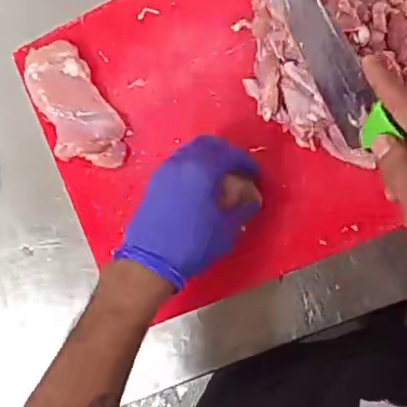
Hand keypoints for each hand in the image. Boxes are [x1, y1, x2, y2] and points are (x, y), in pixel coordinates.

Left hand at [113, 136, 262, 289]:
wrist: (150, 260)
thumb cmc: (193, 245)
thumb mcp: (226, 229)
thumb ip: (242, 206)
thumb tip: (252, 196)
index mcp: (202, 168)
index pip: (230, 154)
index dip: (246, 163)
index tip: (255, 175)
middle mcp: (182, 162)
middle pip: (208, 146)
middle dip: (226, 155)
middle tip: (237, 172)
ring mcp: (165, 171)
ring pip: (191, 153)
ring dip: (207, 160)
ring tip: (219, 181)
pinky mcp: (155, 183)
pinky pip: (179, 165)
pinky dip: (193, 169)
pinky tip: (199, 189)